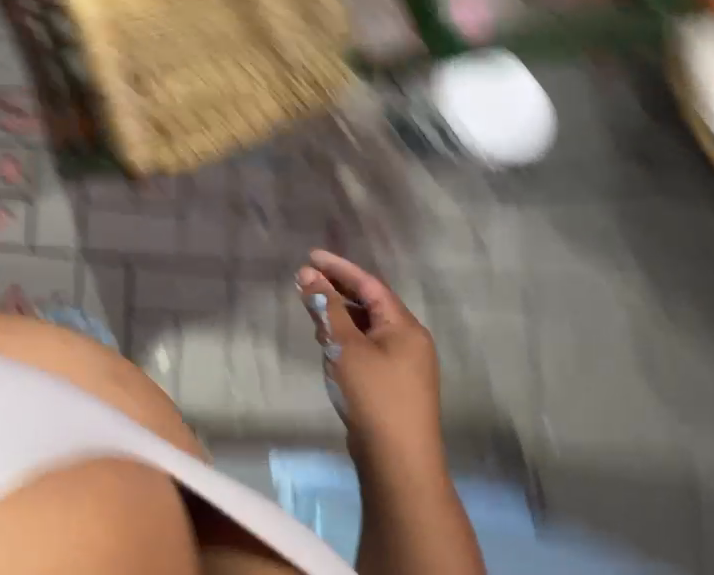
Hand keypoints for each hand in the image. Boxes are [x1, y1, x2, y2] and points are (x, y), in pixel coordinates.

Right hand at [297, 250, 443, 463]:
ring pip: (367, 326)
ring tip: (310, 307)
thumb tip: (308, 273)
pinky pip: (367, 346)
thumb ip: (326, 308)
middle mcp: (409, 340)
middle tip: (304, 279)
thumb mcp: (345, 345)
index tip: (310, 255)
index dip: (339, 268)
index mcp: (405, 327)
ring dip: (339, 313)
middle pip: (370, 303)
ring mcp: (403, 364)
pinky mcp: (393, 382)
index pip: (370, 284)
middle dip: (337, 290)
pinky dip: (346, 335)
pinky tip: (326, 341)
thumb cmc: (373, 394)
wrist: (398, 458)